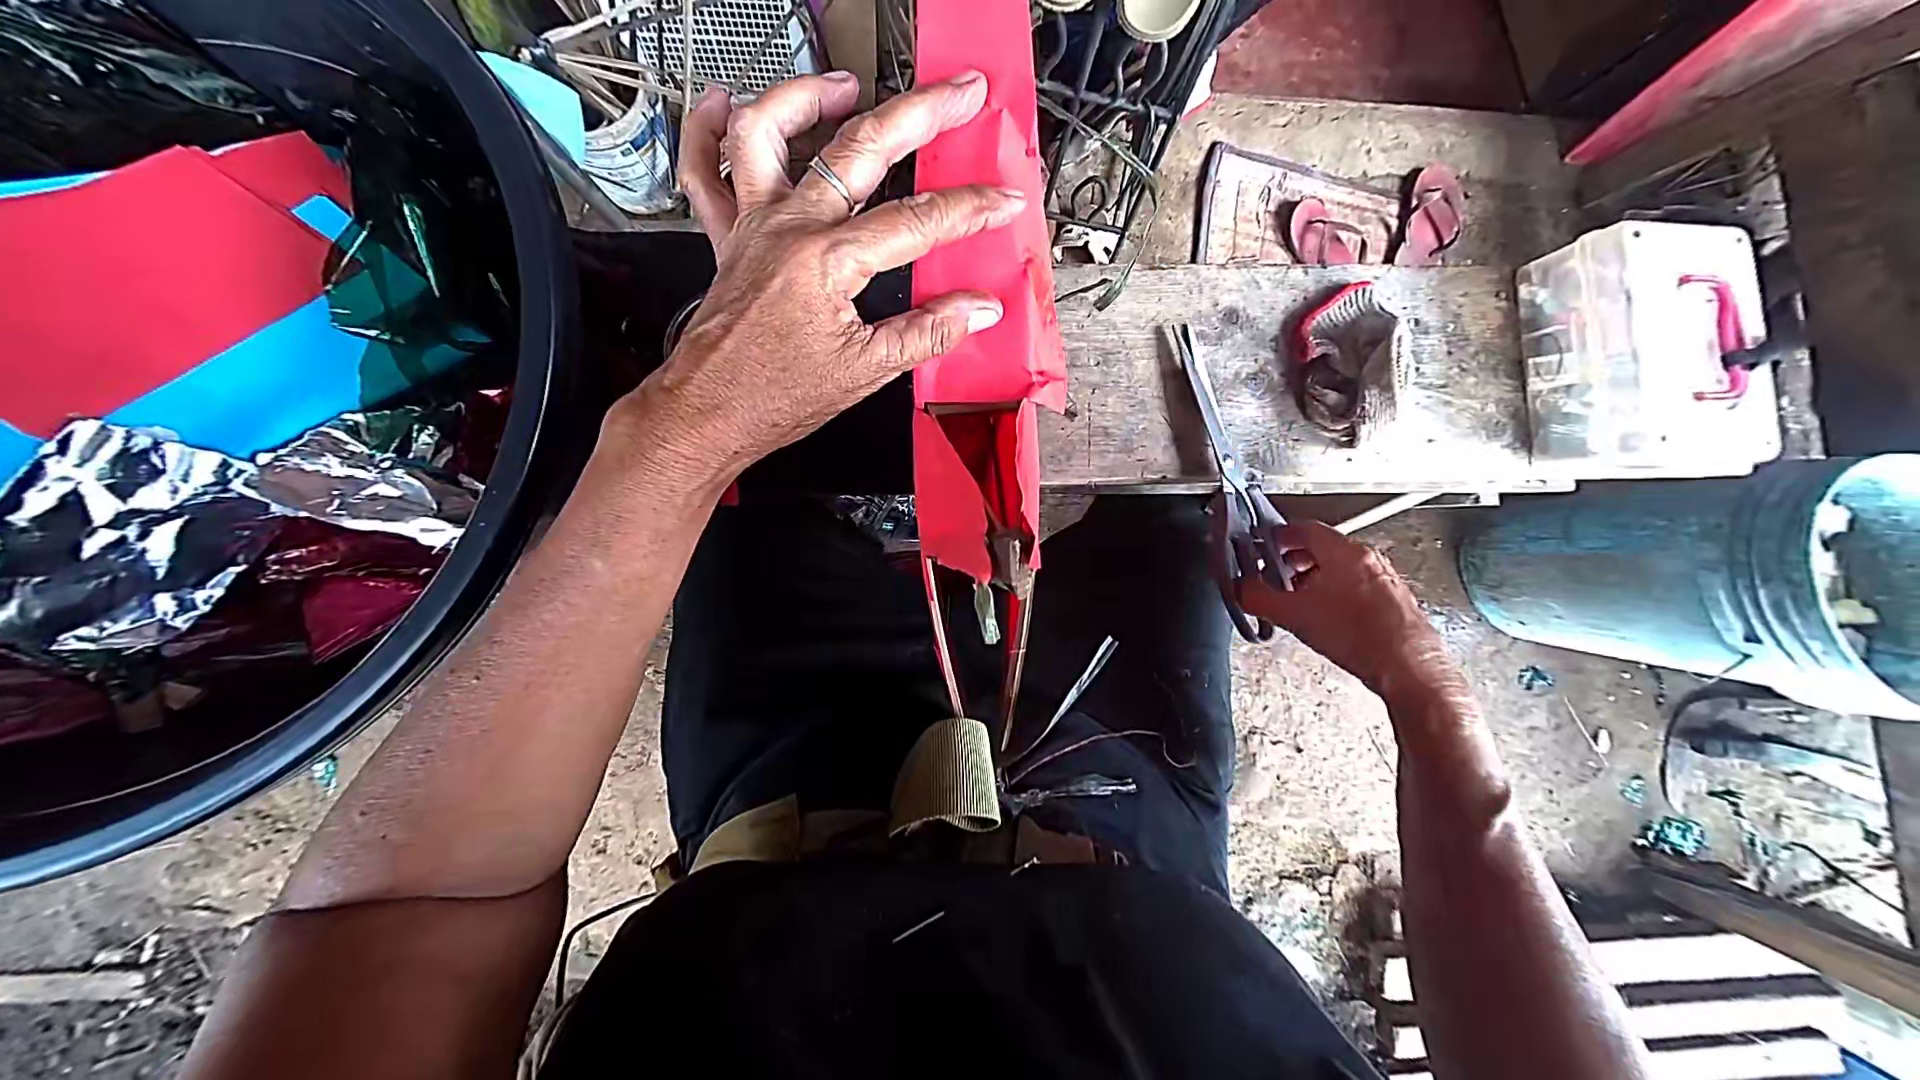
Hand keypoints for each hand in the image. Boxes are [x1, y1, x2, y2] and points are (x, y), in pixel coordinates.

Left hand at [612, 71, 1022, 483]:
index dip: (968, 208)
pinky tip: (723, 103)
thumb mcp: (866, 371)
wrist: (709, 413)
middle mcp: (787, 229)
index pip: (916, 221)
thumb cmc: (772, 397)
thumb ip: (927, 332)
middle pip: (860, 148)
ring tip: (847, 84)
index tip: (999, 201)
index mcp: (827, 261)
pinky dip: (707, 130)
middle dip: (920, 113)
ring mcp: (753, 227)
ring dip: (809, 96)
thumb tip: (975, 310)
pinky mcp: (728, 240)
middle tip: (956, 94)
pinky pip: (705, 171)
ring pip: (769, 132)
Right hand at [1242, 520, 1458, 699]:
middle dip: (1289, 560)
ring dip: (1309, 578)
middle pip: (1319, 547)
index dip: (1276, 536)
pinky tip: (1320, 617)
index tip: (1261, 546)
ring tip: (1292, 600)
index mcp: (1345, 552)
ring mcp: (1382, 579)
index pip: (1303, 528)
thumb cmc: (1364, 637)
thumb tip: (1241, 589)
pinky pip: (1352, 586)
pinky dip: (1330, 593)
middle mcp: (1367, 559)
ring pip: (1336, 567)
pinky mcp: (1389, 600)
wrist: (1408, 669)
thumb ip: (1257, 598)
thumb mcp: (1293, 615)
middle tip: (1271, 575)